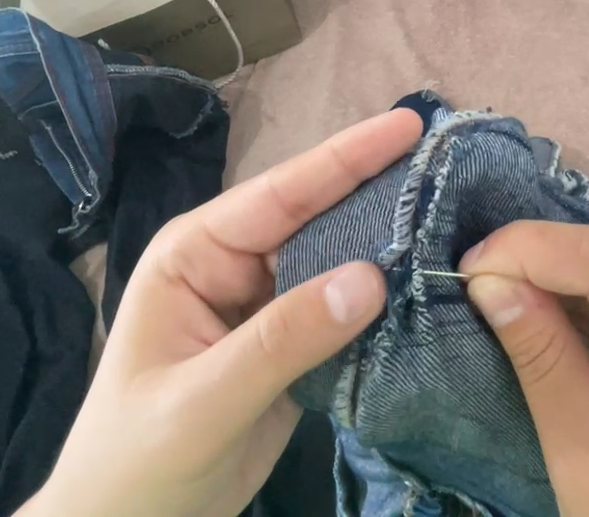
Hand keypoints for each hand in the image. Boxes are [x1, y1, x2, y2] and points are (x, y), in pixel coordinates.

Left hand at [18, 108, 425, 516]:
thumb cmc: (136, 463)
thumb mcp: (201, 402)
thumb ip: (282, 339)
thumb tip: (371, 277)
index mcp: (199, 251)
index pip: (282, 193)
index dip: (347, 156)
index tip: (408, 125)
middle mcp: (238, 260)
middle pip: (320, 211)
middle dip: (378, 184)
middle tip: (446, 157)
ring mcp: (270, 297)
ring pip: (340, 253)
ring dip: (389, 235)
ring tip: (451, 202)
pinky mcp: (296, 336)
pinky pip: (348, 301)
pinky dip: (387, 288)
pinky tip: (428, 270)